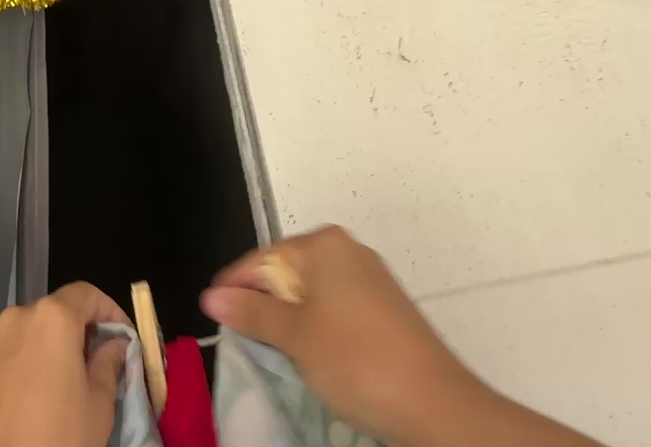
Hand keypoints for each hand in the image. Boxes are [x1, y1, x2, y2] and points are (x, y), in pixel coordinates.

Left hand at [0, 269, 130, 446]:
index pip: (89, 297)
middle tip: (100, 363)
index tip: (124, 338)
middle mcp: (22, 315)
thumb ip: (108, 365)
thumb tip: (114, 343)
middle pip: (59, 311)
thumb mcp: (98, 406)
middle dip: (81, 330)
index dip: (110, 312)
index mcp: (57, 318)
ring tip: (64, 362)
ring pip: (28, 322)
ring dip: (47, 334)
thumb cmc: (59, 439)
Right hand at [201, 226, 602, 446]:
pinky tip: (313, 354)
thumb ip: (250, 313)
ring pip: (310, 291)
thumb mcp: (294, 338)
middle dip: (264, 304)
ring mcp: (369, 276)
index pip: (261, 260)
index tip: (215, 319)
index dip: (235, 289)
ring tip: (277, 351)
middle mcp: (346, 249)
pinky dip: (317, 325)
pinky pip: (334, 305)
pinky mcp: (384, 305)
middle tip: (245, 340)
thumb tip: (210, 296)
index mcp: (322, 244)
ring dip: (290, 319)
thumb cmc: (357, 362)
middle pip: (286, 271)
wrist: (439, 407)